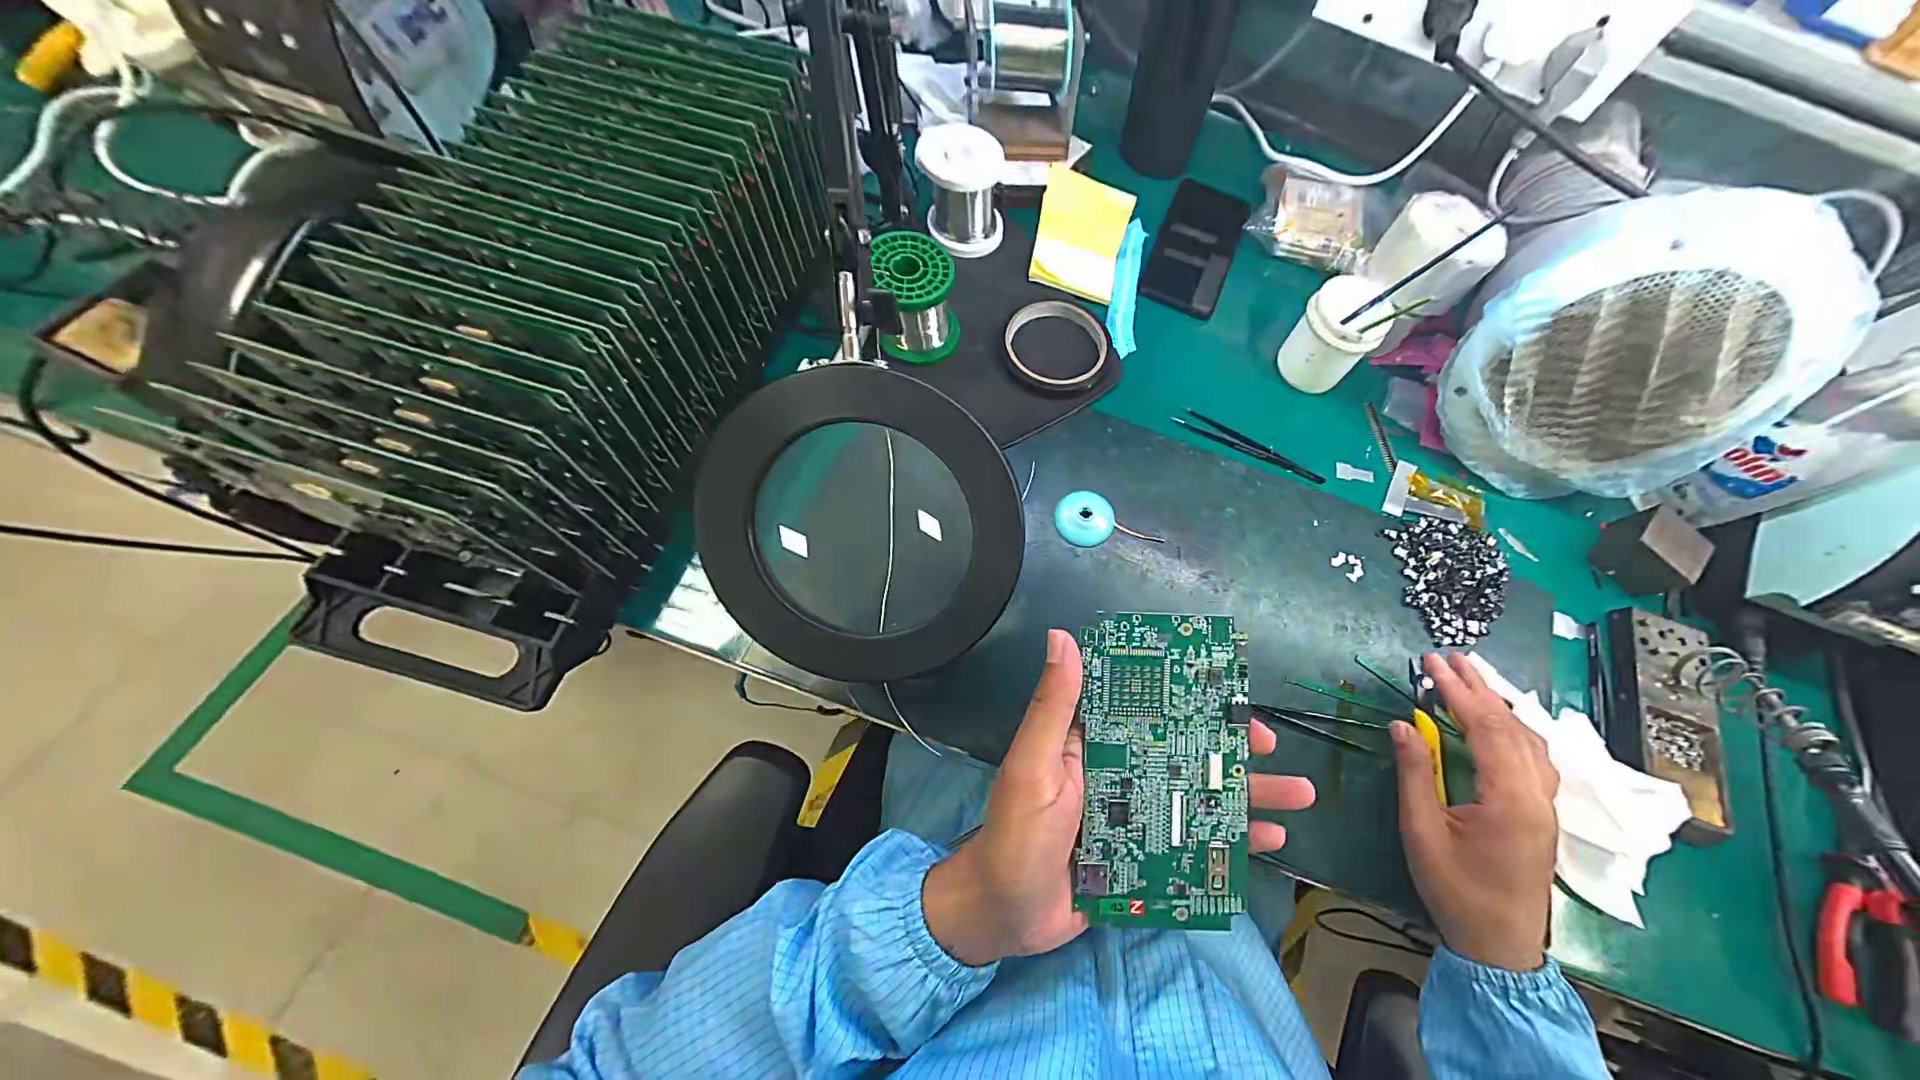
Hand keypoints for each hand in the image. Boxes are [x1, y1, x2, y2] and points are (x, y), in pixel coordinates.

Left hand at [924, 629, 1316, 965]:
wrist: (1005, 913)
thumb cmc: (1016, 832)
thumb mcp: (1033, 764)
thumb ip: (1054, 707)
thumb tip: (1061, 637)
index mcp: (1091, 743)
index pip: (1144, 707)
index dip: (1185, 696)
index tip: (1225, 692)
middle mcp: (1117, 771)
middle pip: (1181, 750)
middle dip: (1227, 746)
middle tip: (1270, 747)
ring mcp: (1134, 814)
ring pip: (1195, 793)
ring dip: (1244, 792)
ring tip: (1296, 794)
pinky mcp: (1144, 854)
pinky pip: (1193, 840)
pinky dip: (1229, 839)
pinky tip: (1268, 840)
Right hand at [1390, 653, 1558, 971]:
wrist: (1499, 944)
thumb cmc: (1454, 888)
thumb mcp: (1421, 830)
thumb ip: (1415, 774)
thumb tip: (1403, 725)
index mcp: (1510, 799)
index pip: (1485, 729)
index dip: (1457, 692)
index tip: (1431, 663)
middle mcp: (1537, 796)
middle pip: (1512, 728)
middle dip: (1478, 689)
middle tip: (1449, 658)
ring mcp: (1545, 805)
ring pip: (1529, 741)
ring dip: (1498, 705)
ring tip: (1469, 679)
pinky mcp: (1541, 813)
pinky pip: (1533, 757)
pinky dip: (1511, 728)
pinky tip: (1495, 722)